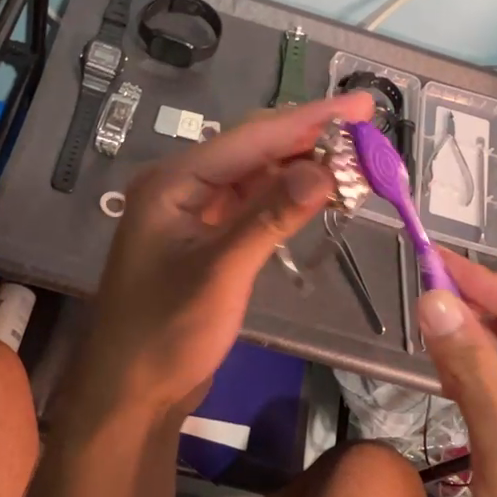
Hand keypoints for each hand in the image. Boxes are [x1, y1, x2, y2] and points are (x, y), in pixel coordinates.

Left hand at [55, 93, 375, 426]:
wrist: (131, 391)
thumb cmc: (165, 331)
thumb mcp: (220, 272)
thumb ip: (270, 217)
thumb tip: (325, 170)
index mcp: (173, 182)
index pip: (250, 138)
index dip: (308, 120)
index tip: (361, 105)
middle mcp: (181, 188)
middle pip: (252, 150)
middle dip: (308, 138)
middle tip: (366, 127)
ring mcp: (192, 215)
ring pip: (255, 177)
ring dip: (301, 168)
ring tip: (355, 157)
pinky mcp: (206, 241)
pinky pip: (251, 206)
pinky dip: (285, 198)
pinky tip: (318, 193)